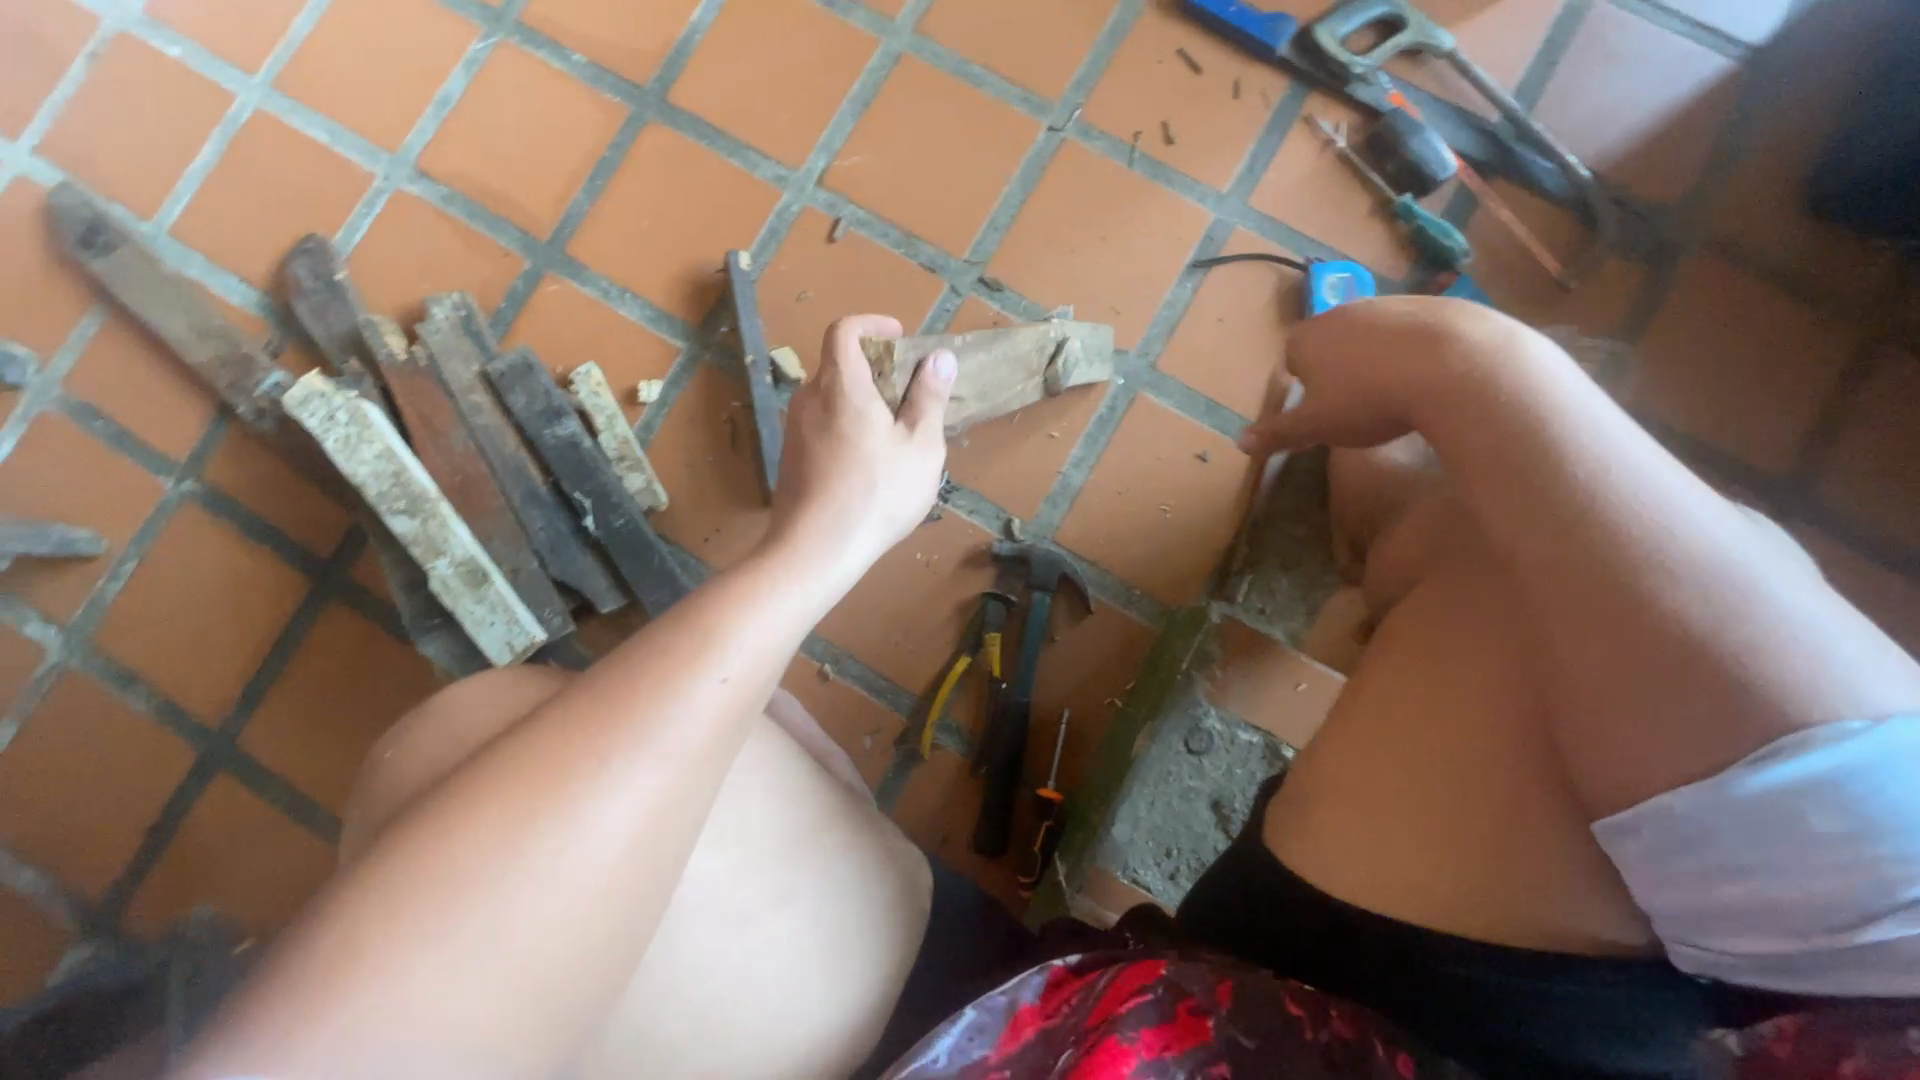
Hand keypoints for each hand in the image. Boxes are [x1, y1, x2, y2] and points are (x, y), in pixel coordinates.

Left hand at [765, 314, 955, 585]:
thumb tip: (939, 357)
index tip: (898, 337)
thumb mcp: (920, 447)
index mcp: (842, 385)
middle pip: (837, 364)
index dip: (871, 324)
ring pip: (829, 398)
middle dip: (872, 366)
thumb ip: (929, 398)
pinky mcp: (791, 458)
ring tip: (893, 432)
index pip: (844, 330)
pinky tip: (868, 463)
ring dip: (860, 400)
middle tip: (907, 391)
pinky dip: (845, 425)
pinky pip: (820, 425)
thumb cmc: (876, 495)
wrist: (815, 550)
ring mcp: (794, 429)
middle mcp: (809, 399)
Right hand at [1238, 296, 1534, 457]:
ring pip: (1374, 334)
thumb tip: (1241, 442)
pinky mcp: (1435, 305)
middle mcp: (1343, 312)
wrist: (1456, 366)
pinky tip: (1433, 378)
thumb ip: (1278, 433)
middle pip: (1332, 342)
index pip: (1292, 358)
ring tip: (1398, 393)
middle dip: (1340, 368)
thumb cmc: (1369, 400)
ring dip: (1378, 358)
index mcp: (1307, 338)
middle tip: (1359, 403)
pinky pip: (1415, 331)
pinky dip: (1418, 351)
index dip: (1305, 384)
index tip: (1323, 408)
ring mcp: (1390, 303)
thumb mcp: (1317, 427)